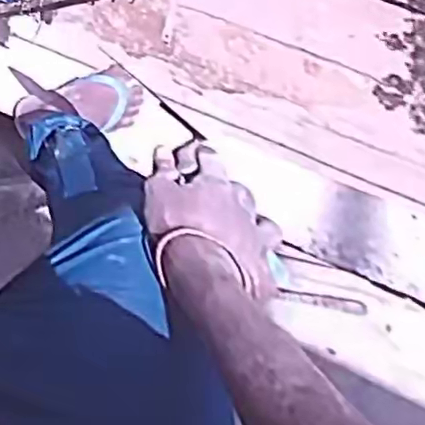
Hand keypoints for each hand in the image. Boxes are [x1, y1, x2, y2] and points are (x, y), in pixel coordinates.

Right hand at [145, 142, 279, 299]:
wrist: (206, 273)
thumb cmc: (177, 224)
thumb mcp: (158, 192)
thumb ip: (163, 171)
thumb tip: (164, 151)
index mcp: (215, 183)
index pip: (210, 158)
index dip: (199, 154)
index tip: (191, 153)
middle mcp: (242, 204)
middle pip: (237, 189)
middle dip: (226, 189)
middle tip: (211, 195)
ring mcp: (258, 234)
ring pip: (260, 219)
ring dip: (249, 219)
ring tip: (238, 225)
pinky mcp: (266, 263)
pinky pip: (265, 251)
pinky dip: (257, 249)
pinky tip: (250, 253)